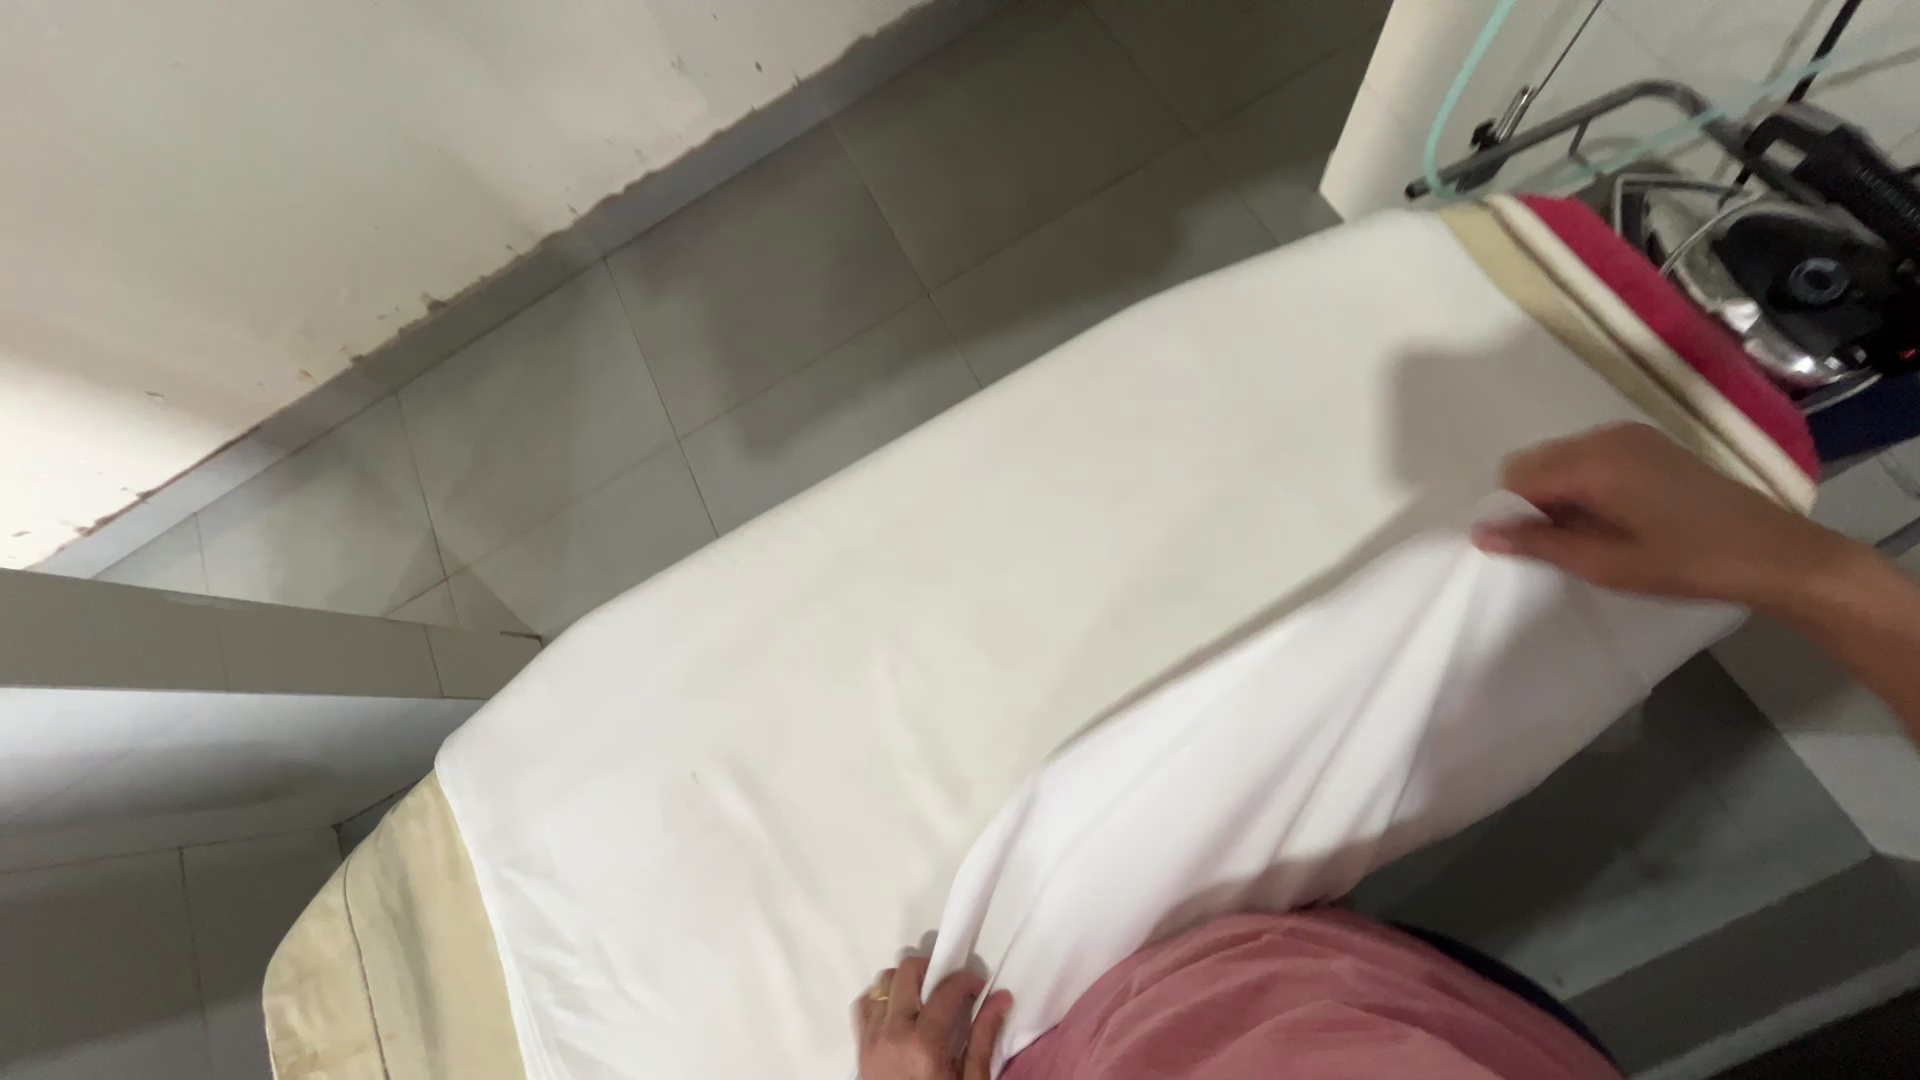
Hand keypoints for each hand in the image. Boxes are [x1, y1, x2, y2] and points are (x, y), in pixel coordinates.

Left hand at [853, 957, 1011, 1079]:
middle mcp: (892, 1033)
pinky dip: (882, 1000)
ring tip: (925, 1001)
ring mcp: (871, 1040)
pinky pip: (865, 1006)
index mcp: (923, 1044)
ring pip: (882, 983)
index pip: (946, 989)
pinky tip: (901, 1014)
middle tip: (950, 987)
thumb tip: (1001, 997)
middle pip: (907, 971)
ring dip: (905, 983)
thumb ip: (983, 1037)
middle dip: (932, 969)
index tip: (978, 986)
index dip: (966, 979)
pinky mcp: (860, 1050)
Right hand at [1472, 422, 1864, 614]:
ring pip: (1556, 459)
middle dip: (1529, 500)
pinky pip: (1585, 456)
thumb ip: (1537, 542)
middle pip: (1532, 463)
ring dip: (1553, 492)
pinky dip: (1578, 482)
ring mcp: (1631, 437)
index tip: (1526, 546)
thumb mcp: (1603, 564)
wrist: (1780, 556)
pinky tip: (1606, 513)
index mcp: (1595, 463)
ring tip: (1584, 530)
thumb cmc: (1687, 564)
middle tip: (1558, 540)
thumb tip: (1479, 533)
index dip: (1509, 513)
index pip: (1516, 478)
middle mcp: (1607, 438)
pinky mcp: (1648, 444)